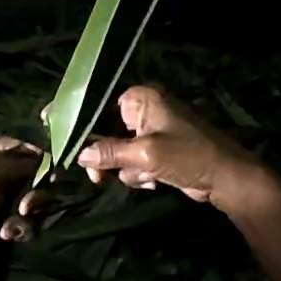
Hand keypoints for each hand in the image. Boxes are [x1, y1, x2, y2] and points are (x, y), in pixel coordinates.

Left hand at [0, 137, 46, 274]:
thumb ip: (18, 162)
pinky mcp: (14, 220)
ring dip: (29, 216)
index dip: (41, 161)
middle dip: (37, 193)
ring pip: (41, 200)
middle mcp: (4, 171)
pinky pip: (34, 220)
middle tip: (24, 207)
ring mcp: (10, 197)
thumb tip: (47, 159)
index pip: (28, 147)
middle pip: (41, 175)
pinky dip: (23, 229)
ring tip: (9, 226)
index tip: (49, 176)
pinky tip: (6, 234)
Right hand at [76, 85, 276, 211]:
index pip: (97, 105)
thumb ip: (110, 152)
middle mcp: (143, 109)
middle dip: (106, 156)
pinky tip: (153, 181)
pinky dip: (137, 173)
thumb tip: (80, 156)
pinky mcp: (156, 150)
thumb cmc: (190, 156)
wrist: (228, 180)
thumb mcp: (145, 154)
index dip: (77, 121)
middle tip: (97, 178)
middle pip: (104, 131)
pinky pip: (130, 162)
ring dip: (126, 169)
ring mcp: (149, 131)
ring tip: (147, 176)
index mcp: (141, 98)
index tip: (52, 130)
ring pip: (116, 151)